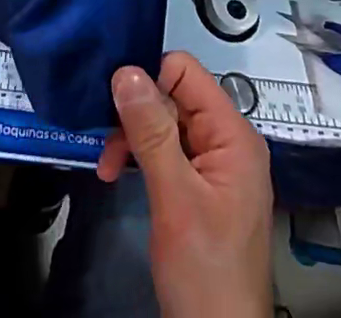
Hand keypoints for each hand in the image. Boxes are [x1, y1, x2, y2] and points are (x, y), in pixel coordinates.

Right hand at [98, 52, 272, 317]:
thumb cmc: (204, 268)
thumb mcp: (175, 196)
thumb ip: (151, 132)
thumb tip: (126, 72)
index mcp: (232, 135)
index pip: (186, 73)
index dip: (149, 81)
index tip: (117, 105)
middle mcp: (225, 141)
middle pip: (172, 97)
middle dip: (136, 115)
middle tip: (108, 146)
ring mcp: (212, 164)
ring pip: (163, 123)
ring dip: (132, 138)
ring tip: (108, 166)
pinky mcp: (197, 184)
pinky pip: (164, 150)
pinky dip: (138, 156)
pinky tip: (118, 172)